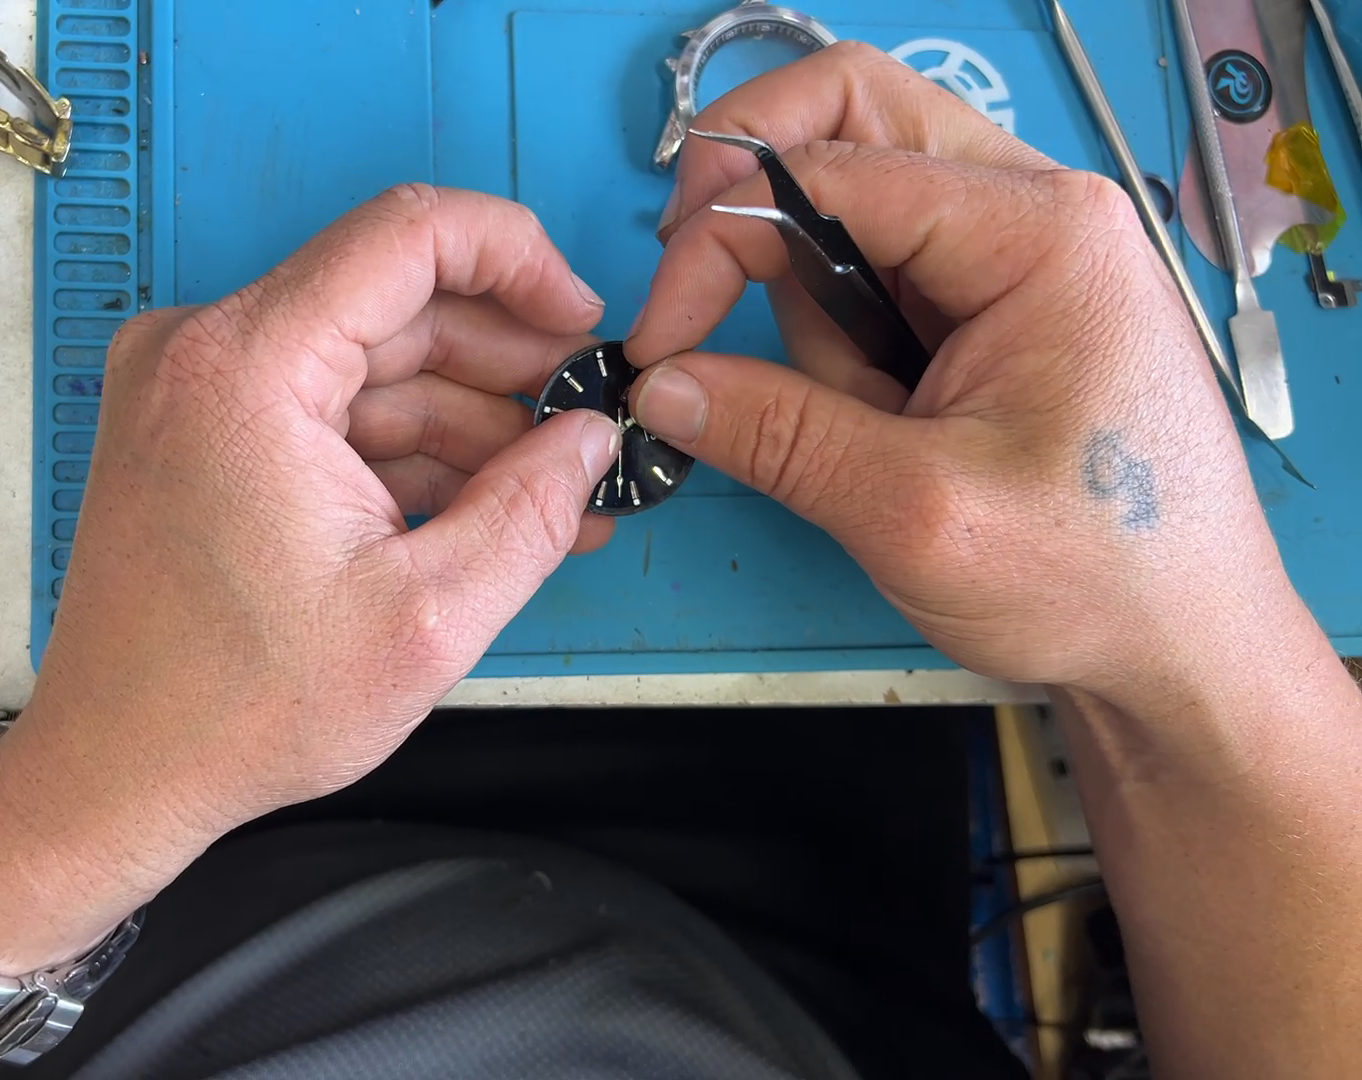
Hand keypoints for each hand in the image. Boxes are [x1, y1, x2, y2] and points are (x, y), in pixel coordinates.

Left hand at [10, 184, 616, 842]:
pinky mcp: (207, 438)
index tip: (580, 318)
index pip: (408, 234)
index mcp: (248, 368)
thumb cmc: (241, 710)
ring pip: (372, 368)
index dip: (517, 259)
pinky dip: (406, 453)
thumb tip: (590, 441)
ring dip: (467, 423)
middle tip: (583, 424)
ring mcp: (199, 393)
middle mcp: (206, 354)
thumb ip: (532, 514)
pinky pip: (331, 415)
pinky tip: (479, 506)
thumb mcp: (427, 620)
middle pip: (396, 306)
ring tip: (552, 491)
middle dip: (506, 363)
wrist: (119, 772)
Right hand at [628, 43, 1301, 701]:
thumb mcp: (910, 509)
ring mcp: (985, 261)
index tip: (654, 346)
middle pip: (849, 117)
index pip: (829, 171)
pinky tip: (857, 414)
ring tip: (842, 416)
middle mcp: (1015, 215)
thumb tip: (653, 385)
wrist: (1164, 642)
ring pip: (832, 213)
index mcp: (1032, 233)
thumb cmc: (1079, 574)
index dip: (714, 243)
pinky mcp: (957, 312)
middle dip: (740, 186)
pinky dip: (810, 339)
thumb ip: (774, 434)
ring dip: (787, 302)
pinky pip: (845, 285)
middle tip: (685, 284)